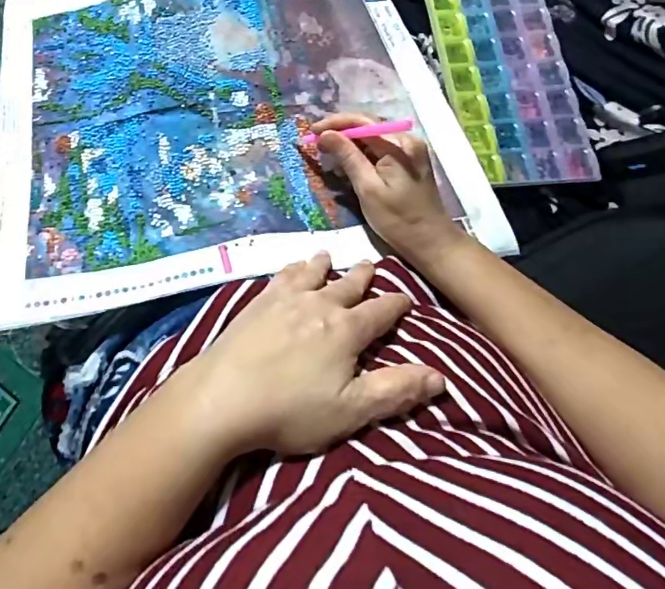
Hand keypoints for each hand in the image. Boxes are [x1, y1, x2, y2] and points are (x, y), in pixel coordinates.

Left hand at [167, 253, 443, 457]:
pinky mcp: (257, 301)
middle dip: (362, 276)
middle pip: (346, 285)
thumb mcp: (352, 410)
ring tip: (329, 255)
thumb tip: (440, 376)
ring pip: (311, 273)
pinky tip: (290, 267)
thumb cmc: (291, 409)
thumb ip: (396, 390)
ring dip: (324, 264)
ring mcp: (284, 299)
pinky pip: (281, 276)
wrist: (224, 394)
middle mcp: (318, 305)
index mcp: (345, 331)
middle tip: (372, 264)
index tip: (406, 298)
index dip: (395, 306)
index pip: (379, 312)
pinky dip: (292, 268)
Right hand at [310, 113, 466, 262]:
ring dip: (348, 141)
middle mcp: (407, 140)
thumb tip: (325, 134)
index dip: (334, 124)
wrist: (431, 243)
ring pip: (371, 136)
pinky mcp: (408, 161)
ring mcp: (410, 150)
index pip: (361, 122)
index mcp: (399, 145)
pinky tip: (346, 160)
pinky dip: (361, 151)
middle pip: (367, 125)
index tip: (311, 132)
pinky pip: (379, 148)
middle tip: (315, 140)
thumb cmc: (398, 219)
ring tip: (326, 150)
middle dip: (339, 131)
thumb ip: (347, 156)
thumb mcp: (367, 188)